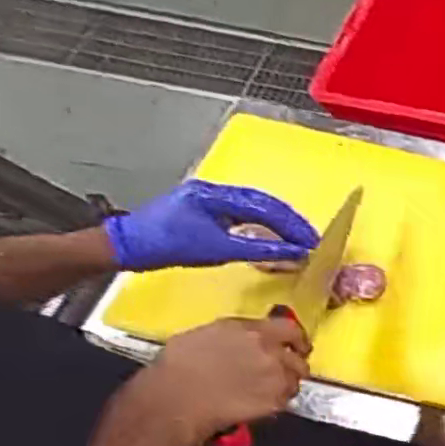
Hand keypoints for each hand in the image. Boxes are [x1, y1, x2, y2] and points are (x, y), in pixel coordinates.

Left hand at [102, 180, 317, 271]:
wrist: (132, 245)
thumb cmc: (172, 245)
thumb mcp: (221, 249)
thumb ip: (261, 249)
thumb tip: (295, 253)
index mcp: (215, 195)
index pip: (266, 207)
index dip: (293, 226)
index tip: (312, 243)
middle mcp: (213, 192)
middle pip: (264, 203)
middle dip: (291, 223)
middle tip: (312, 242)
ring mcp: (209, 199)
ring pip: (256, 207)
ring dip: (280, 224)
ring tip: (298, 241)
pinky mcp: (207, 210)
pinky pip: (246, 213)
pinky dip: (266, 225)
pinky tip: (276, 237)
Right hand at [122, 316, 310, 441]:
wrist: (177, 398)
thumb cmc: (180, 365)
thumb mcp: (209, 333)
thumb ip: (241, 333)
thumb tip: (255, 335)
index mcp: (253, 331)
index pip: (292, 330)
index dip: (298, 339)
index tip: (298, 346)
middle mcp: (270, 352)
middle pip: (299, 359)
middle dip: (292, 365)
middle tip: (279, 371)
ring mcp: (277, 377)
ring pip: (296, 380)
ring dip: (286, 382)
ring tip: (264, 386)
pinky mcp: (278, 400)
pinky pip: (287, 398)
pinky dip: (278, 398)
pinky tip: (258, 399)